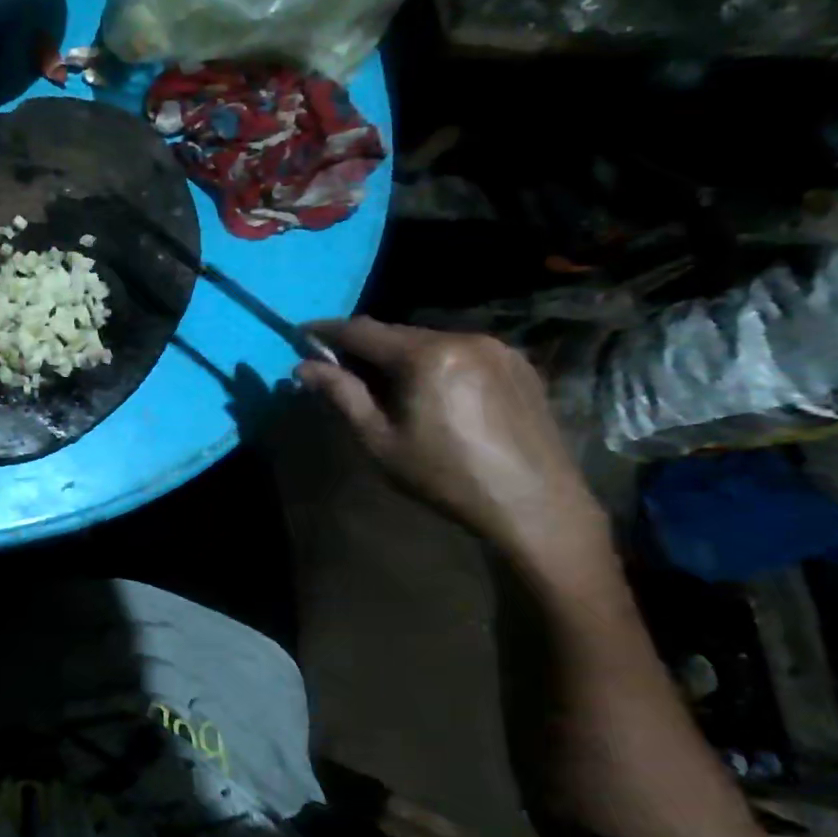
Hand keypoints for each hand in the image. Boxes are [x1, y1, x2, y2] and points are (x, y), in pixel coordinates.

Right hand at [295, 318, 609, 569]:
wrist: (537, 506)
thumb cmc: (445, 475)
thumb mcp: (378, 439)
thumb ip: (341, 394)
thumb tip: (302, 366)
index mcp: (426, 355)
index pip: (361, 330)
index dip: (326, 331)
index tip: (300, 335)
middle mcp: (463, 338)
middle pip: (395, 332)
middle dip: (362, 347)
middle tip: (337, 369)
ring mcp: (497, 349)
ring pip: (427, 340)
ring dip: (397, 355)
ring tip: (382, 385)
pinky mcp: (519, 364)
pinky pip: (458, 351)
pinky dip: (431, 362)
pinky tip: (427, 391)